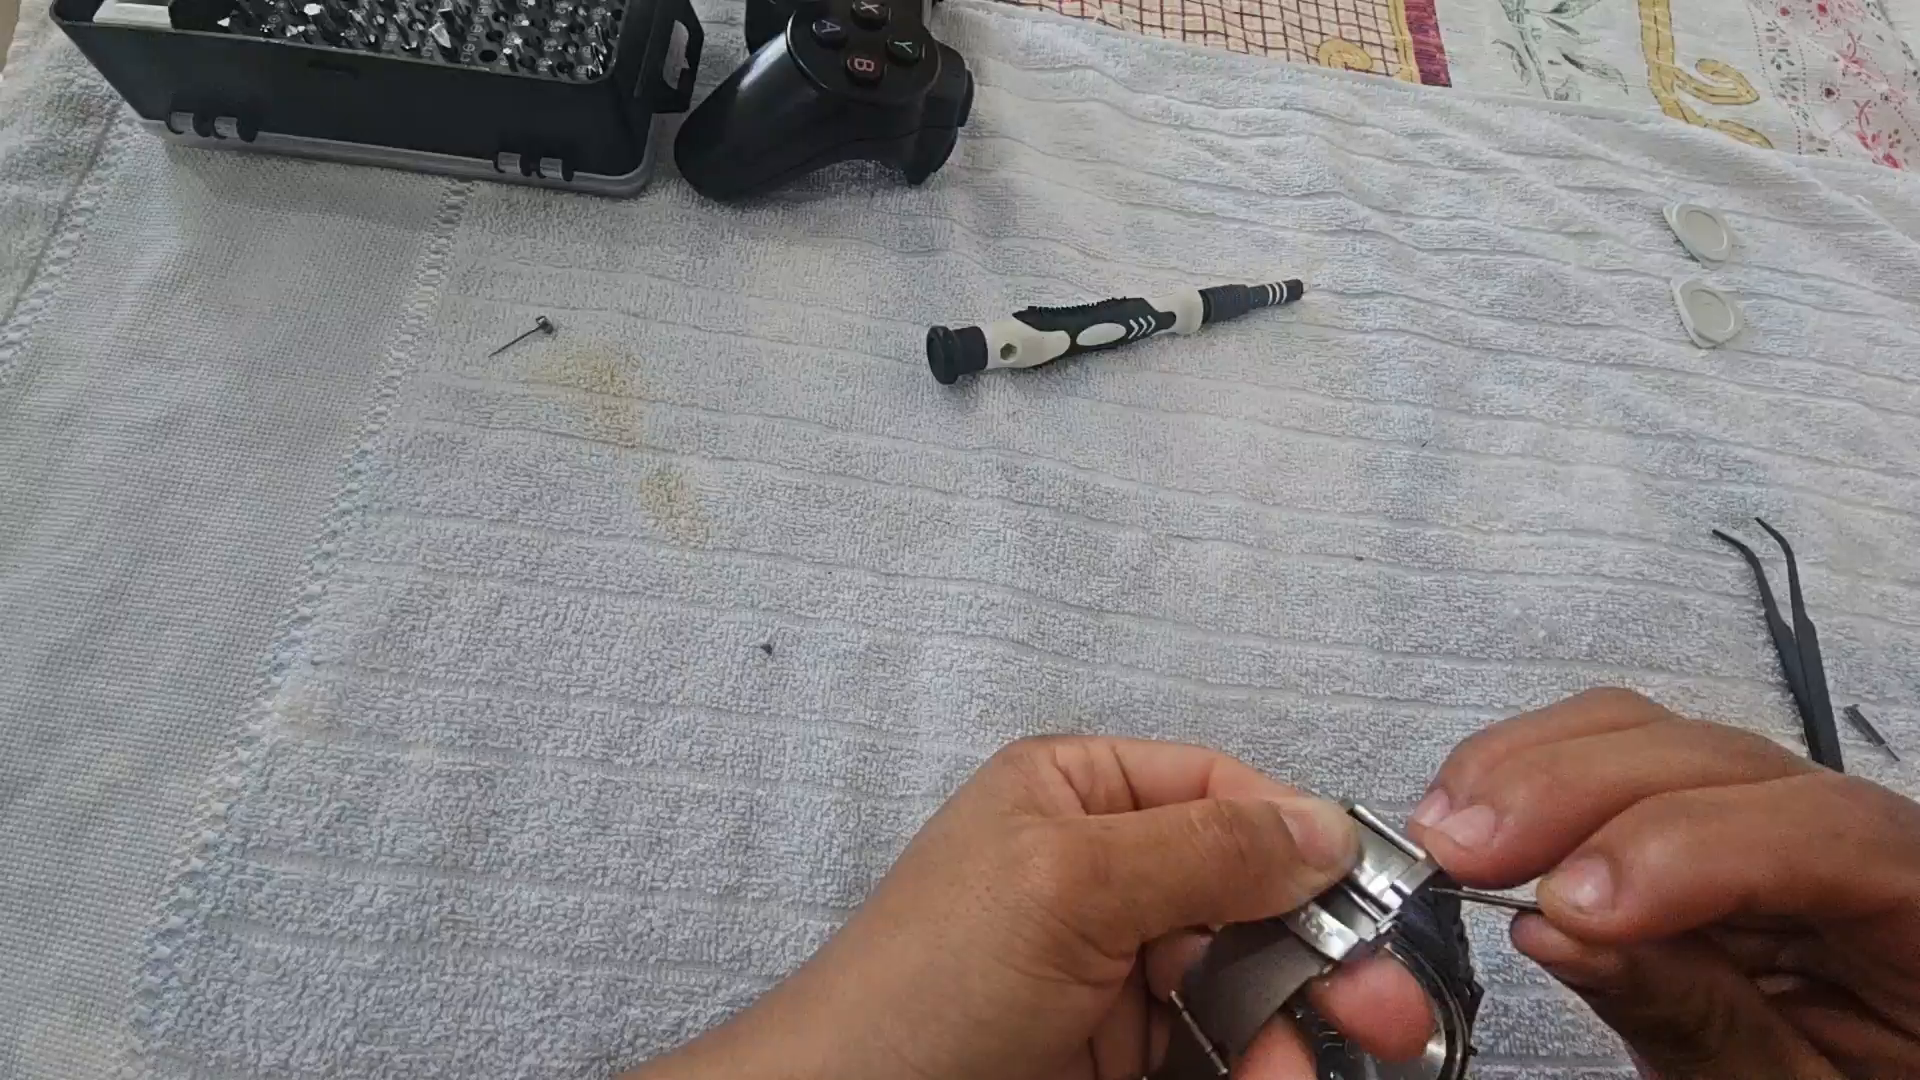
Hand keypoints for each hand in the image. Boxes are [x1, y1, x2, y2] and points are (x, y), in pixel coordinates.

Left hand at [626, 736, 1431, 1079]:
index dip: (1293, 830)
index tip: (1373, 893)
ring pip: (1238, 968)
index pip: (1211, 785)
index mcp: (1078, 787)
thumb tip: (1323, 823)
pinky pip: (1213, 1034)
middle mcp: (1101, 855)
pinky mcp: (1121, 1032)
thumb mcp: (1072, 880)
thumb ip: (1201, 847)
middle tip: (1387, 1014)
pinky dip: (1250, 1062)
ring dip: (1287, 1022)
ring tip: (1299, 1073)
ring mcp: (1113, 948)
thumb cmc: (952, 965)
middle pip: (1239, 882)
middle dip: (1312, 943)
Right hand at [1410, 688, 1919, 1078]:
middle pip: (1702, 754)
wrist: (1829, 1075)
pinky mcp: (1667, 795)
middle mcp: (1852, 831)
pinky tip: (1463, 809)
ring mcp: (1751, 799)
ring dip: (1514, 770)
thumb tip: (1553, 936)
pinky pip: (1582, 742)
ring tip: (1446, 830)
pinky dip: (1506, 767)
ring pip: (1628, 727)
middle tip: (1463, 851)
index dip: (1680, 852)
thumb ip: (1694, 1020)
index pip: (1825, 835)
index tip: (1566, 907)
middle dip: (1560, 794)